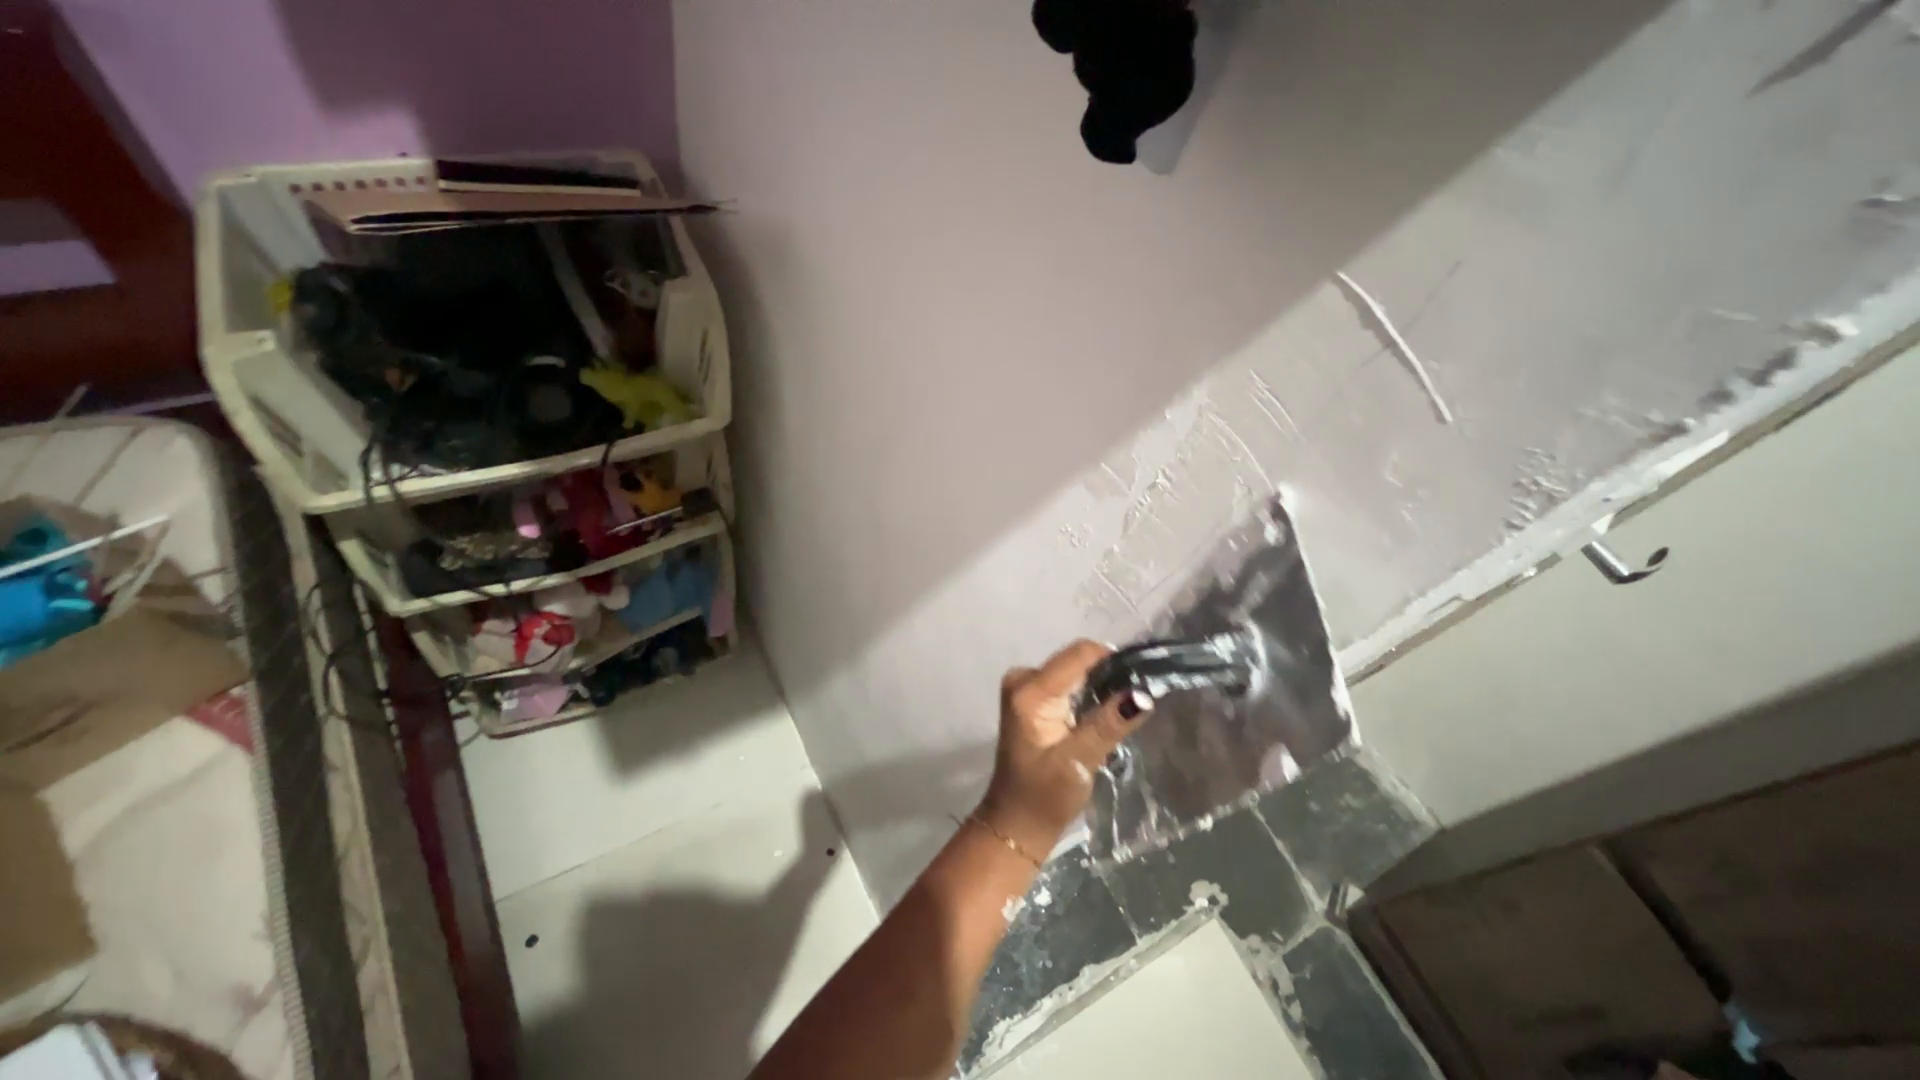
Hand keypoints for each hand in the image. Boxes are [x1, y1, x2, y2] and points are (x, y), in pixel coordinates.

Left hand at [977, 640, 1154, 858]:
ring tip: (1120, 716)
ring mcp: (1026, 688)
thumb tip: (1143, 693)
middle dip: (1109, 678)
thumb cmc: (1045, 796)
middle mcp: (1024, 679)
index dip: (1115, 663)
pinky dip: (1088, 697)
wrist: (1017, 822)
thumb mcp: (1080, 762)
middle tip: (1134, 706)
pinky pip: (1069, 684)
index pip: (1081, 654)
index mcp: (1030, 690)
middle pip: (1078, 660)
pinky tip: (1101, 719)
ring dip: (1101, 688)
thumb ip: (1108, 724)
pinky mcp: (1033, 699)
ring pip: (1077, 672)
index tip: (1142, 684)